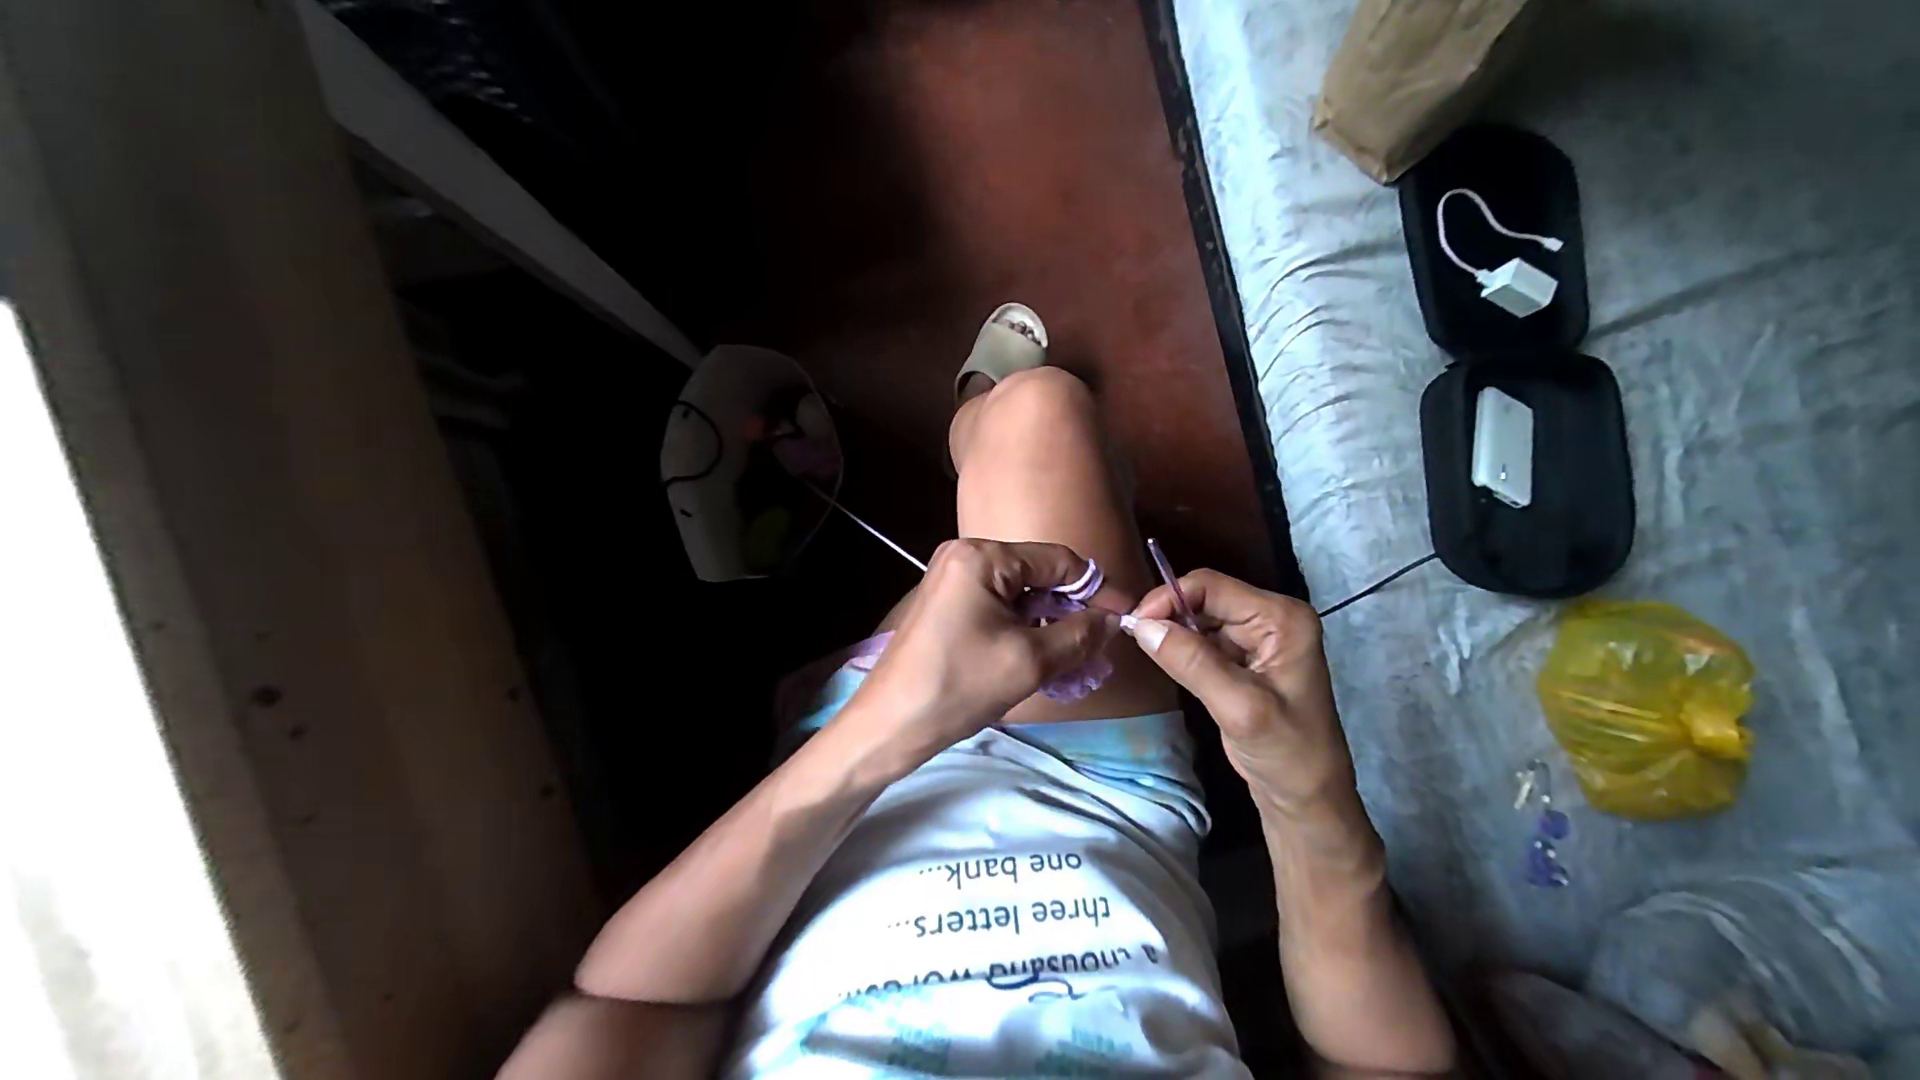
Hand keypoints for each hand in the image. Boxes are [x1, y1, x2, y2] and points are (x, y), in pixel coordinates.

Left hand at [845, 539, 1115, 759]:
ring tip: (1075, 664)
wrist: (889, 725)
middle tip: (1100, 649)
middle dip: (1072, 612)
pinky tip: (1043, 661)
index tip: (1125, 618)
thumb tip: (1112, 620)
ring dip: (1050, 626)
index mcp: (981, 555)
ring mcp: (951, 580)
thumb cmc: (958, 685)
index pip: (1058, 560)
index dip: (1096, 589)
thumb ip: (1079, 634)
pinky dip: (1024, 632)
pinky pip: (998, 609)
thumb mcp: (1029, 661)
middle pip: (1038, 576)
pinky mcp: (946, 605)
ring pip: (1020, 596)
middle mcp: (964, 556)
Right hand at [1128, 570, 1353, 817]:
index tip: (1135, 624)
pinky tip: (1166, 660)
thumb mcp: (1239, 707)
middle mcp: (1272, 618)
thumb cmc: (1286, 753)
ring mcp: (1259, 638)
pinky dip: (1180, 646)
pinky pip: (1203, 638)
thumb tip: (1141, 625)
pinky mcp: (1244, 657)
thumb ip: (1191, 662)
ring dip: (1172, 630)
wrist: (1307, 799)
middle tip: (1134, 637)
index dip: (1169, 598)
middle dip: (1168, 613)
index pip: (1212, 586)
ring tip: (1145, 648)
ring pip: (1200, 616)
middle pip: (1205, 596)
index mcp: (1282, 618)